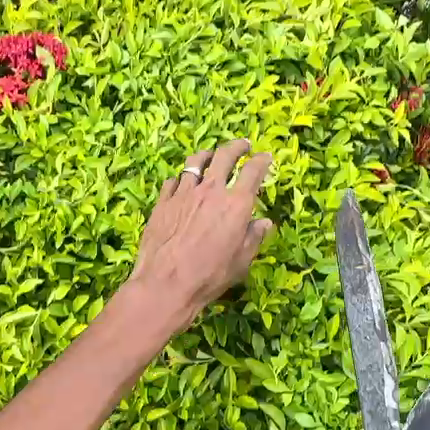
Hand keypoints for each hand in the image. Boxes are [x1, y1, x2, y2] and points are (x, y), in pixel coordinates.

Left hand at [124, 139, 273, 330]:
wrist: (166, 283)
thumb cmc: (209, 276)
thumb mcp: (241, 261)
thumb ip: (253, 237)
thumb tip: (264, 223)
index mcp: (236, 204)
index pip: (253, 171)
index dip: (262, 161)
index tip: (265, 157)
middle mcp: (211, 191)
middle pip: (225, 156)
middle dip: (237, 147)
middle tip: (243, 146)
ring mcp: (184, 193)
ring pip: (195, 162)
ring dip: (207, 155)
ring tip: (211, 155)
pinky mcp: (163, 202)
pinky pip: (173, 181)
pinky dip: (181, 178)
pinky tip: (181, 181)